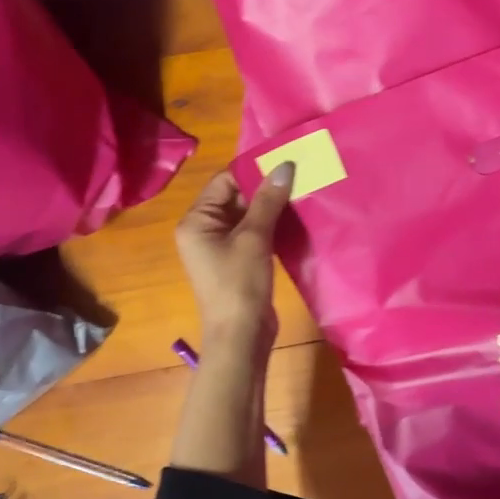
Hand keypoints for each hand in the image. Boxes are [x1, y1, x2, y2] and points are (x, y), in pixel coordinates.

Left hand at [175, 164, 294, 349]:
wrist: (241, 336)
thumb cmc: (239, 284)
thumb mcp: (254, 238)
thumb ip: (268, 200)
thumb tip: (285, 166)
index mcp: (196, 221)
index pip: (224, 181)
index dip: (253, 170)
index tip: (285, 161)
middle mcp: (204, 230)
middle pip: (235, 196)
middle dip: (265, 187)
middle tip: (300, 174)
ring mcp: (220, 247)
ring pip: (247, 215)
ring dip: (272, 206)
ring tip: (302, 191)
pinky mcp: (238, 261)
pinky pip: (254, 233)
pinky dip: (272, 225)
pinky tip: (296, 218)